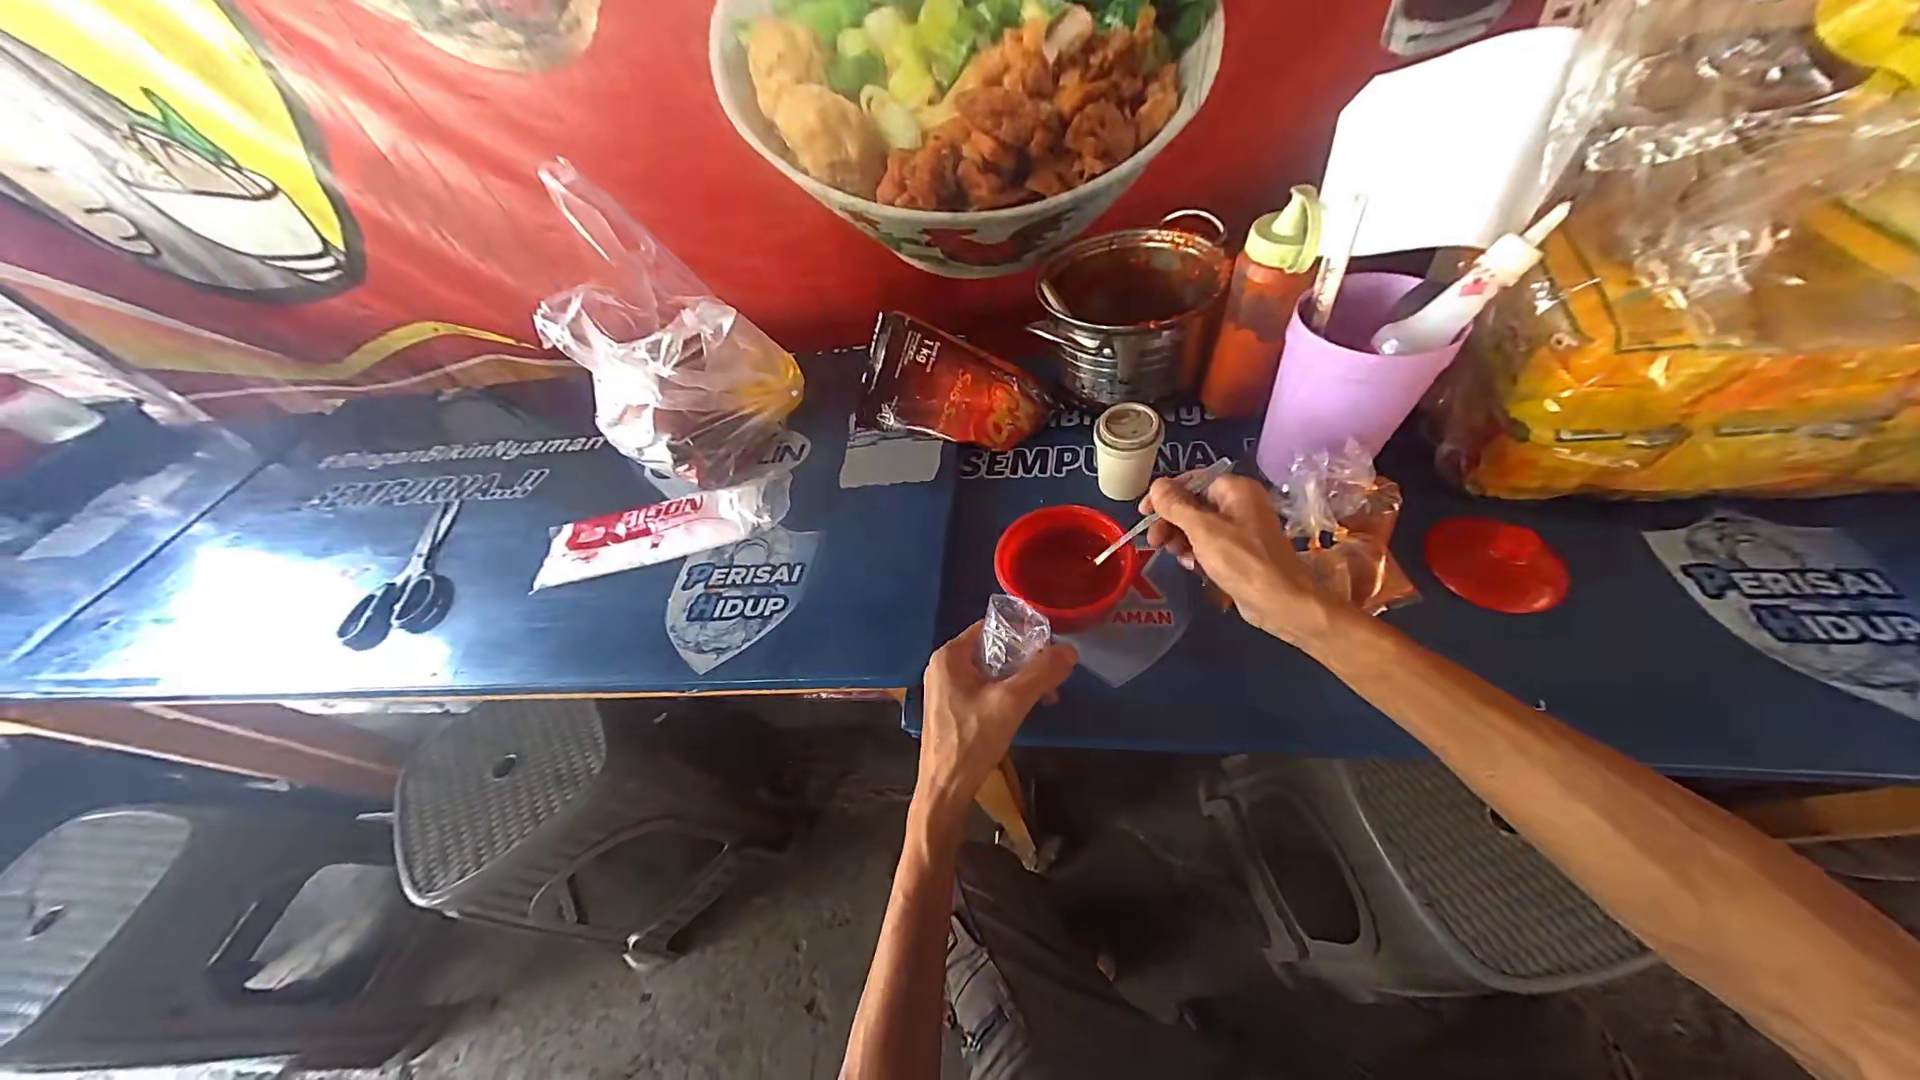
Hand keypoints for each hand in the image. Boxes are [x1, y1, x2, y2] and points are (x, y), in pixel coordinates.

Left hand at [914, 622, 1076, 831]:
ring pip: (991, 671)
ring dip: (1020, 679)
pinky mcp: (952, 708)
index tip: (1050, 643)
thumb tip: (1070, 649)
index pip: (990, 627)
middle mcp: (944, 665)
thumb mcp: (1011, 702)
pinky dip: (1007, 693)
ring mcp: (946, 688)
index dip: (1022, 632)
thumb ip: (1041, 673)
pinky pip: (985, 688)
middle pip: (993, 649)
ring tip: (1047, 694)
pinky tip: (1027, 707)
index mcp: (950, 655)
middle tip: (1054, 673)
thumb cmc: (972, 740)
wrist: (944, 789)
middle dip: (1026, 660)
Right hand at [1140, 473, 1335, 645]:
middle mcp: (1239, 503)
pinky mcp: (1240, 551)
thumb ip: (1175, 505)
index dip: (1164, 495)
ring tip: (1174, 555)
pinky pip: (1209, 543)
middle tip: (1154, 541)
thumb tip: (1157, 484)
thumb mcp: (1202, 530)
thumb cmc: (1241, 561)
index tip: (1143, 513)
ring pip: (1197, 526)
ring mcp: (1241, 528)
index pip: (1190, 480)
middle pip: (1192, 504)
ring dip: (1180, 539)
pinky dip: (1195, 552)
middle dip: (1170, 521)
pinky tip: (1191, 565)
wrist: (1280, 601)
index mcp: (1235, 489)